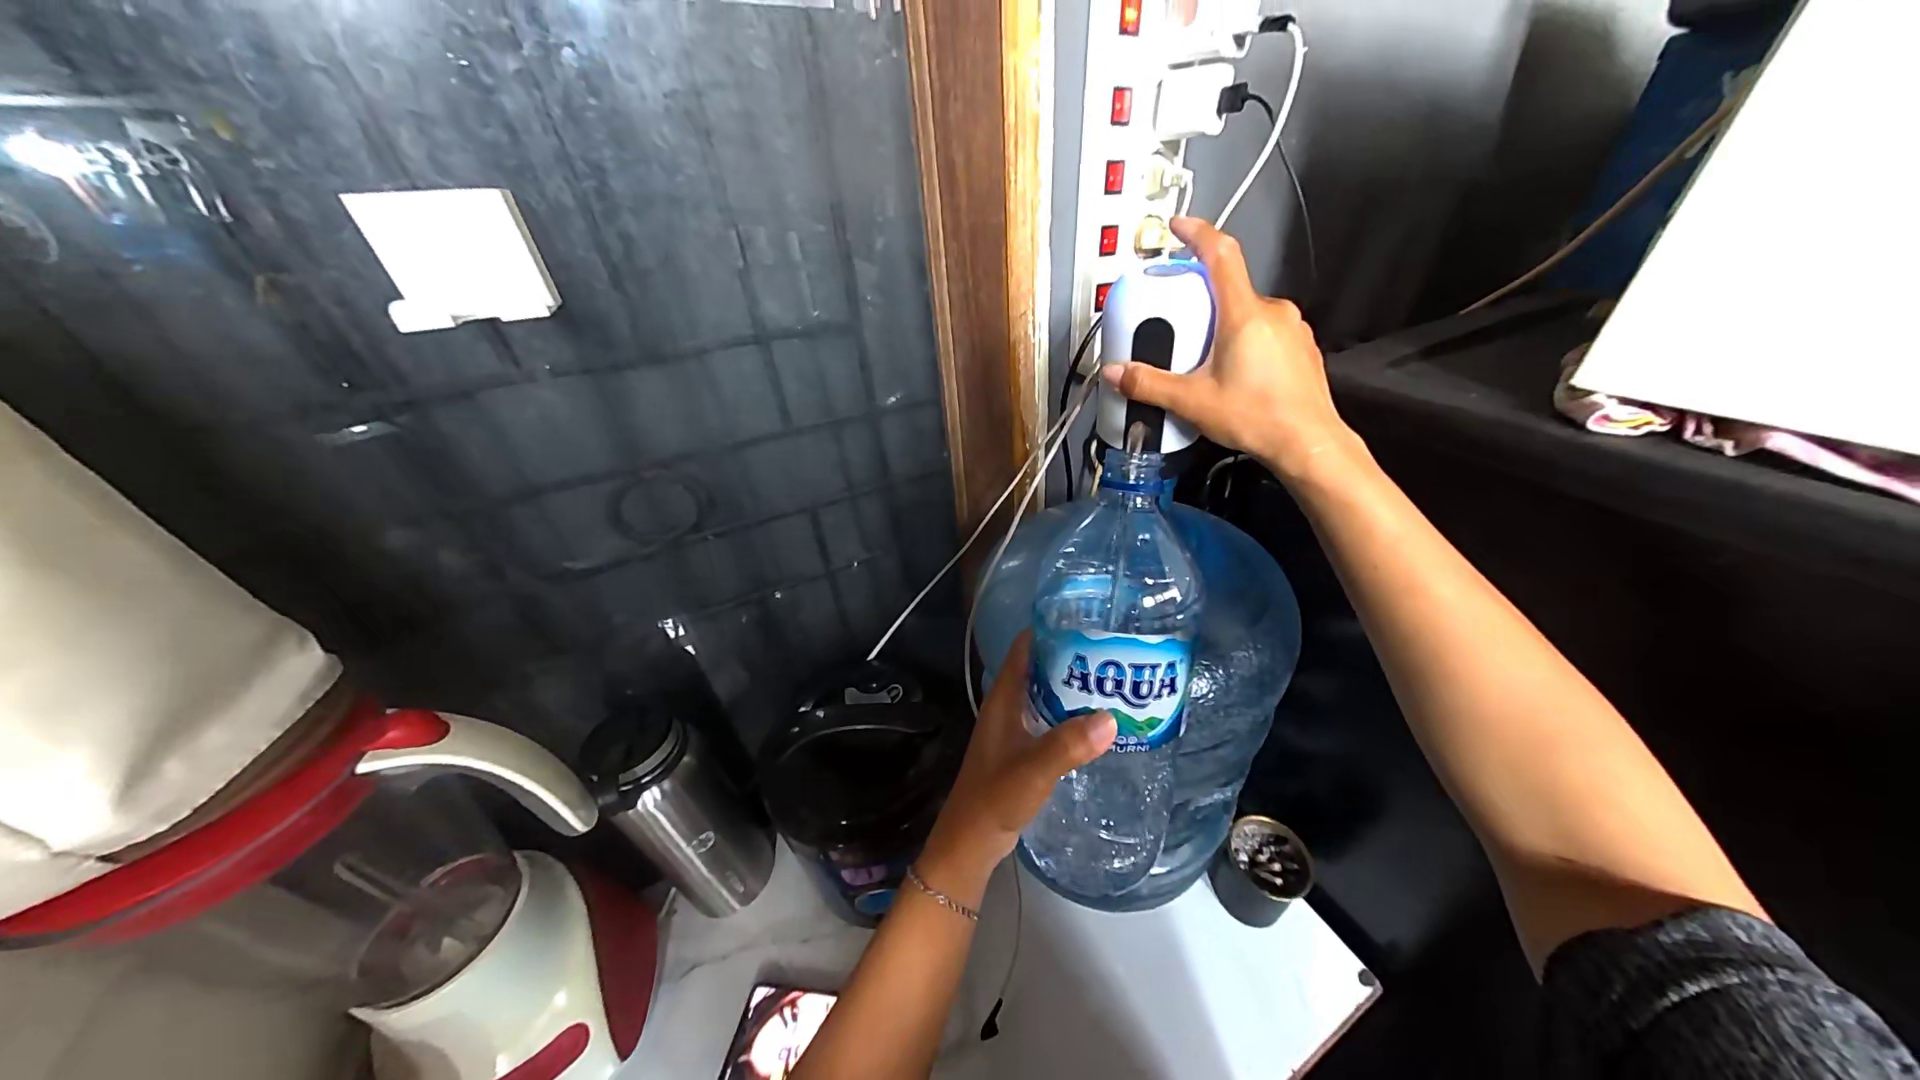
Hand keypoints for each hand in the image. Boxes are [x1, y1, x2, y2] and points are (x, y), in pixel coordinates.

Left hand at [916, 634, 1116, 902]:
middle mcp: (1007, 706)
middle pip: (1040, 668)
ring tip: (1114, 681)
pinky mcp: (1023, 749)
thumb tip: (1110, 717)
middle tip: (1115, 651)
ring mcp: (1014, 728)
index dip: (1051, 630)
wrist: (970, 842)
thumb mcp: (1032, 771)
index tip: (1089, 622)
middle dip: (1072, 657)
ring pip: (1046, 694)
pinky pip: (1050, 719)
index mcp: (1002, 699)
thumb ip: (1067, 746)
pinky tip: (1098, 723)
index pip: (1024, 648)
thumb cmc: (993, 799)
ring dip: (1073, 686)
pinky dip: (1071, 714)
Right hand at [1100, 216, 1360, 481]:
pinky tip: (1231, 376)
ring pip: (1245, 313)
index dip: (1196, 233)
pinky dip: (1241, 343)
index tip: (1179, 227)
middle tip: (1179, 334)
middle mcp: (1272, 313)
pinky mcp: (1298, 348)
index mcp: (1245, 315)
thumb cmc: (1262, 419)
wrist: (1307, 443)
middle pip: (1226, 289)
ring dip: (1220, 328)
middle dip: (1197, 305)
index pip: (1220, 254)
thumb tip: (1120, 374)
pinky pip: (1263, 331)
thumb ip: (1149, 383)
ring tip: (1203, 365)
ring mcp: (1290, 329)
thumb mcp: (1192, 401)